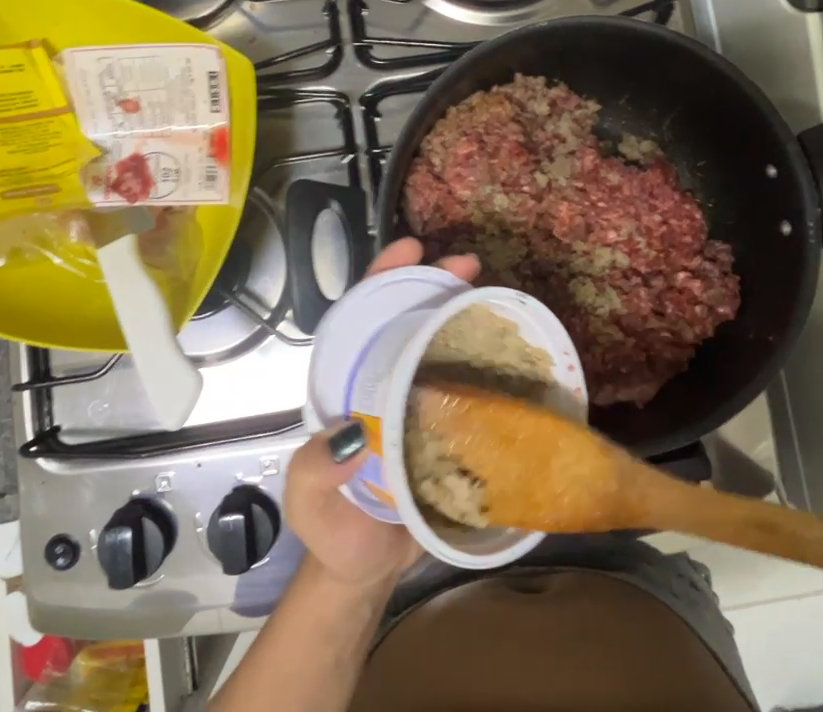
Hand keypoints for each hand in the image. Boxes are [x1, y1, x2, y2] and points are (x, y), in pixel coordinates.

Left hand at [285, 237, 478, 590]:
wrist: (371, 574)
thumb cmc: (336, 535)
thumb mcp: (311, 505)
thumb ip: (314, 472)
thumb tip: (349, 433)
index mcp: (348, 389)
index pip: (361, 320)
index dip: (383, 280)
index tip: (412, 249)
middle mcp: (384, 386)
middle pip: (406, 321)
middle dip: (432, 283)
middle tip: (468, 265)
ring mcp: (419, 405)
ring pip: (439, 345)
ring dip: (463, 312)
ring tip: (491, 290)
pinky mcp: (451, 427)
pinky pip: (468, 384)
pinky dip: (487, 360)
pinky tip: (511, 349)